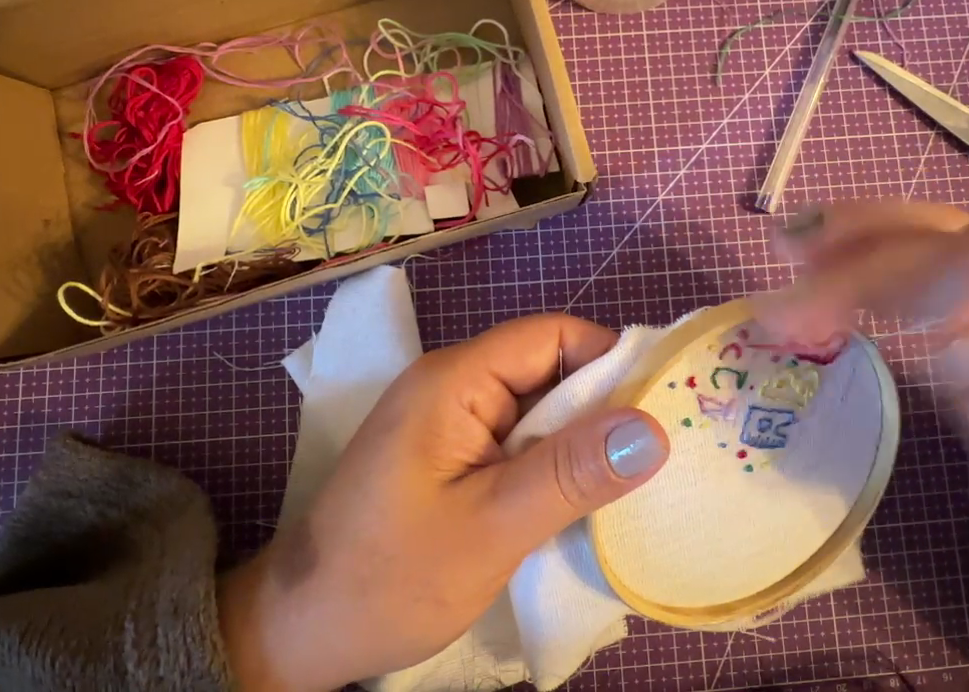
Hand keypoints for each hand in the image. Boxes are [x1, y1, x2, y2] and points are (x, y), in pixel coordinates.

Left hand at [217, 315, 668, 690]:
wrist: (300, 632)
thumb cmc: (388, 577)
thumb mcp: (490, 529)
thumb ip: (570, 474)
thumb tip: (653, 428)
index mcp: (454, 381)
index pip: (550, 336)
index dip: (611, 357)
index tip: (667, 401)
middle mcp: (453, 386)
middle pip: (547, 369)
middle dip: (605, 404)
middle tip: (668, 449)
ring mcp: (449, 422)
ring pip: (537, 409)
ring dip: (582, 440)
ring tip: (642, 476)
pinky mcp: (450, 457)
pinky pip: (517, 441)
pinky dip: (554, 463)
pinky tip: (588, 496)